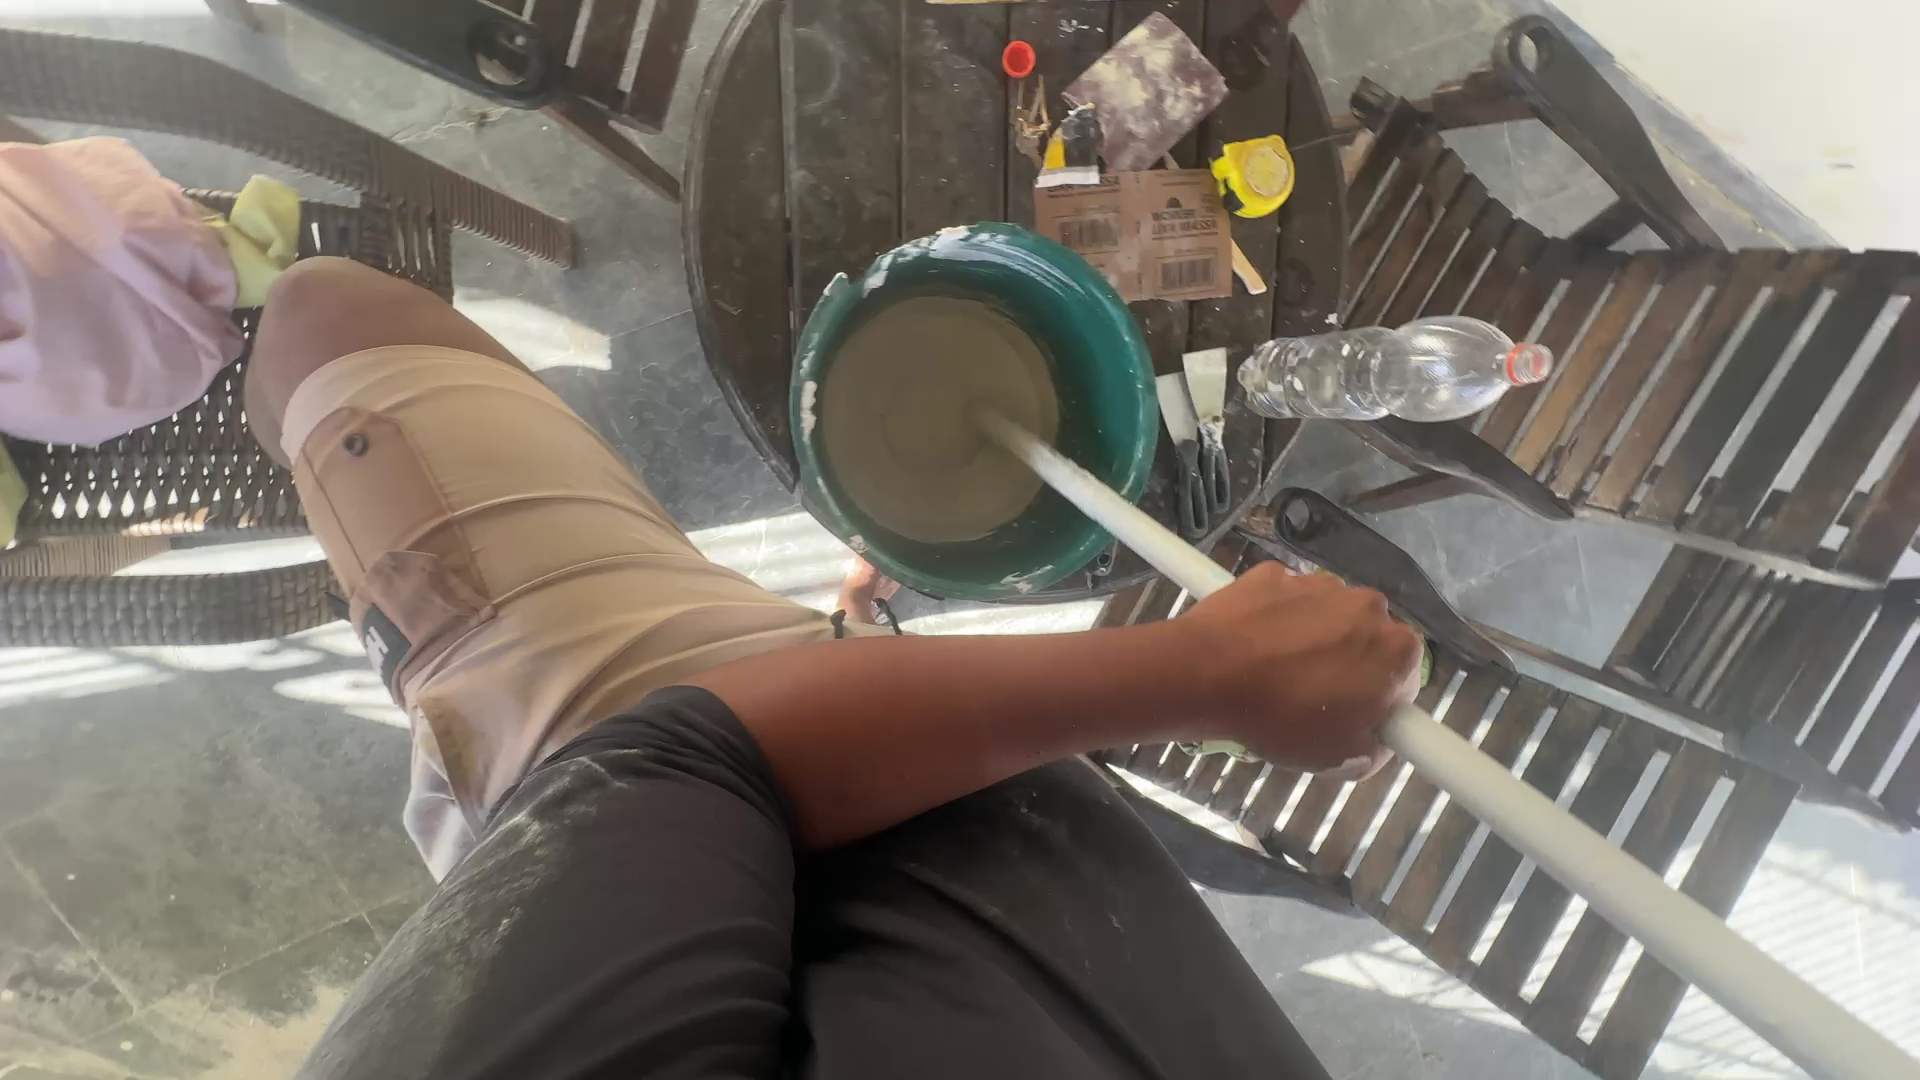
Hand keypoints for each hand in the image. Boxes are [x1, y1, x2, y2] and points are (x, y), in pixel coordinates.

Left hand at [1180, 563, 1421, 778]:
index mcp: (1397, 649)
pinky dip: (1270, 615)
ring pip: (1322, 614)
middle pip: (1364, 638)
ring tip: (1270, 668)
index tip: (1348, 712)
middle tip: (1307, 694)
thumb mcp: (1341, 759)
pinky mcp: (1271, 573)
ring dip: (1307, 635)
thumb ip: (1374, 747)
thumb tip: (1372, 738)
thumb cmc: (1279, 718)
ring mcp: (1316, 582)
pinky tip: (1249, 641)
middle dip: (1344, 662)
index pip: (1403, 677)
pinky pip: (1280, 598)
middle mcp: (1366, 605)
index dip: (1378, 698)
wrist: (1204, 672)